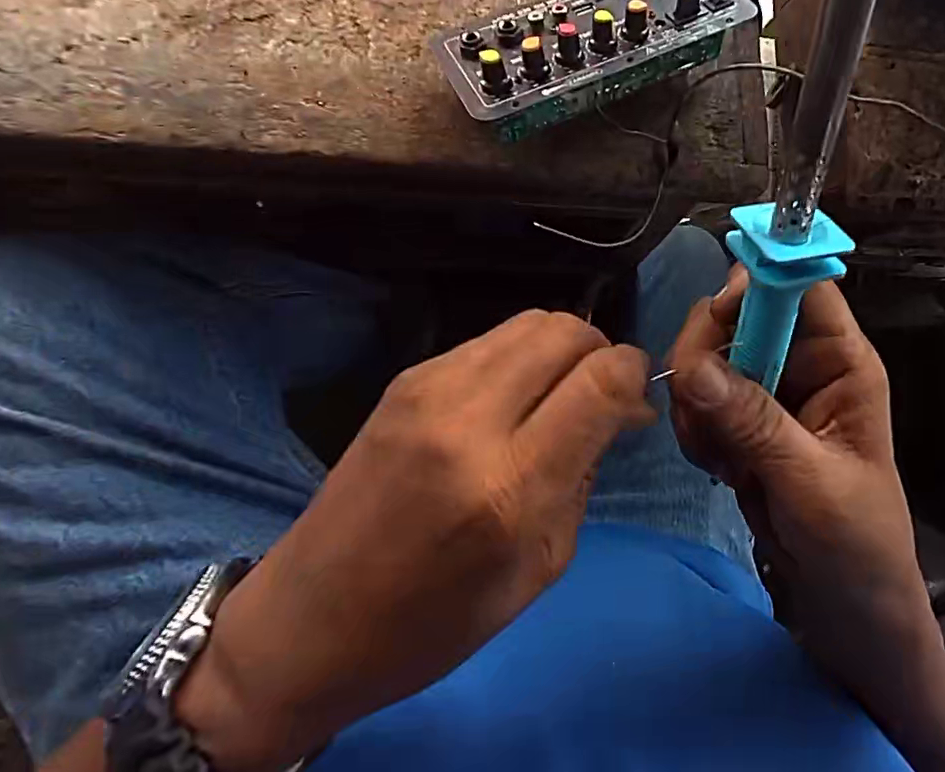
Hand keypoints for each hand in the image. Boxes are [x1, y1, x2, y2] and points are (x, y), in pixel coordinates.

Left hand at [176, 310, 654, 770]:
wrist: (307, 623)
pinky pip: (492, 339)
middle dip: (603, 352)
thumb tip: (620, 409)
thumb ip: (587, 472)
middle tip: (603, 393)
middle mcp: (469, 419)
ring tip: (562, 390)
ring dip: (564, 347)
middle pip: (568, 332)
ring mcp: (430, 388)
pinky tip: (515, 394)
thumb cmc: (435, 619)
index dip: (635, 374)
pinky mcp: (406, 377)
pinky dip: (523, 355)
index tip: (637, 398)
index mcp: (509, 485)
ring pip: (532, 321)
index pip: (602, 380)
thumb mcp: (541, 564)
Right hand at [667, 270, 944, 771]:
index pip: (802, 286)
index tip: (715, 313)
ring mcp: (768, 392)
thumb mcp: (811, 484)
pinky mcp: (742, 422)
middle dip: (707, 356)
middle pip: (738, 315)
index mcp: (841, 361)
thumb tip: (692, 364)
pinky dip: (694, 429)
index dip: (759, 279)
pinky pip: (697, 398)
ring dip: (696, 403)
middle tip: (695, 404)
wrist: (847, 611)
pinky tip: (717, 470)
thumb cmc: (856, 547)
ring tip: (719, 459)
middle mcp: (802, 364)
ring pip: (707, 357)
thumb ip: (754, 422)